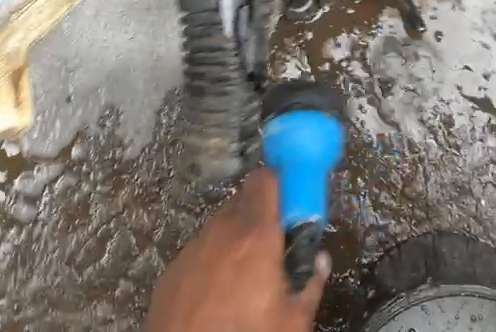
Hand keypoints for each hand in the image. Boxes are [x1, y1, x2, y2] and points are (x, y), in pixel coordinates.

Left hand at [146, 169, 329, 331]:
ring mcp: (195, 244)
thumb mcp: (292, 321)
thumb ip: (311, 284)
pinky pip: (202, 246)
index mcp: (256, 234)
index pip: (266, 179)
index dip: (280, 183)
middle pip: (245, 199)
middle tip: (274, 242)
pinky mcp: (175, 264)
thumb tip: (320, 261)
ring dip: (237, 236)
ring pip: (222, 223)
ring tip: (246, 271)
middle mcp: (224, 229)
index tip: (292, 202)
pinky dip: (214, 257)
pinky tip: (218, 288)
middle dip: (262, 213)